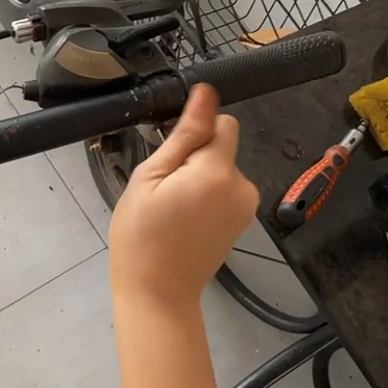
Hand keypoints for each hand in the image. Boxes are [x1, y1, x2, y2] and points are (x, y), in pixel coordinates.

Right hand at [109, 85, 259, 306]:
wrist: (157, 293)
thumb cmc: (142, 236)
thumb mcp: (150, 177)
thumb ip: (184, 133)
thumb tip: (206, 93)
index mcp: (218, 172)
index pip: (223, 122)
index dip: (195, 130)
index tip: (170, 152)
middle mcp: (242, 187)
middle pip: (222, 146)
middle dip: (196, 157)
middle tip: (164, 187)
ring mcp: (246, 207)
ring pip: (222, 168)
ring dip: (201, 177)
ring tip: (172, 206)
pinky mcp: (242, 222)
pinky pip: (226, 191)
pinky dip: (208, 196)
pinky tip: (185, 218)